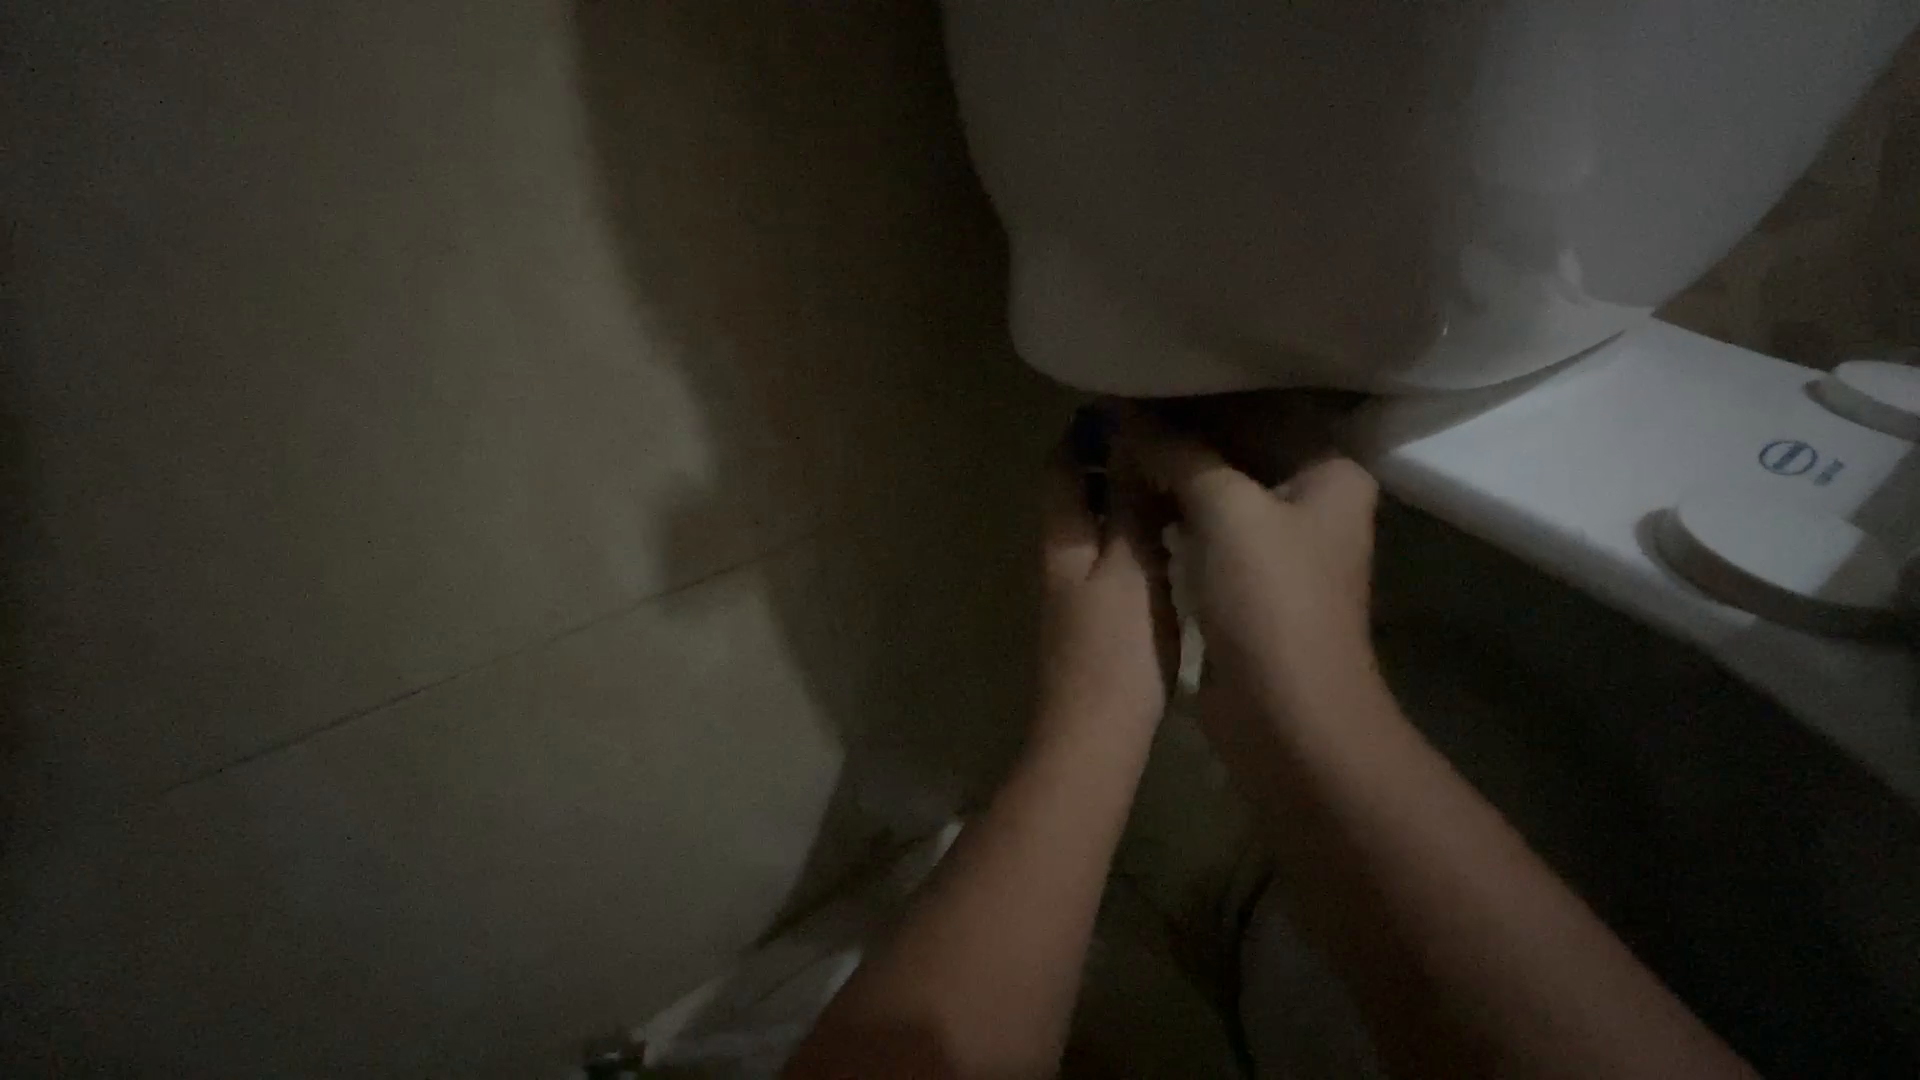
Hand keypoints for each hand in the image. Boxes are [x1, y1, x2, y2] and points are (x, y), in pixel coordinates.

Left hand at [1035, 413, 1177, 734]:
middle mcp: (1059, 557)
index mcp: (1061, 538)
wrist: (1097, 731)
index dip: (1085, 433)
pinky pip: (1110, 557)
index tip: (1126, 407)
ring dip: (1124, 498)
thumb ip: (1127, 506)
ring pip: (1095, 526)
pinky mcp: (1093, 617)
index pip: (1061, 466)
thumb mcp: (1130, 567)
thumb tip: (1124, 441)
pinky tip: (1173, 539)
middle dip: (1108, 462)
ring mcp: (1073, 590)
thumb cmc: (1117, 647)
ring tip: (1176, 478)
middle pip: (1075, 494)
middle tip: (1163, 439)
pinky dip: (1134, 535)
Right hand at [1121, 409, 1378, 697]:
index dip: (1196, 398)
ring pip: (1219, 488)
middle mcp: (1310, 498)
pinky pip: (1207, 525)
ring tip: (1116, 445)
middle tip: (1117, 414)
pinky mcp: (1248, 578)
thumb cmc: (1270, 599)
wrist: (1286, 710)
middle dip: (1179, 432)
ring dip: (1172, 469)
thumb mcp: (1226, 509)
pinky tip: (1133, 493)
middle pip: (1238, 447)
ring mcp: (1279, 542)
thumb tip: (1125, 415)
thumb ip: (1178, 453)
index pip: (1258, 410)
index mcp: (1328, 471)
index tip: (1136, 386)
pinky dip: (1173, 508)